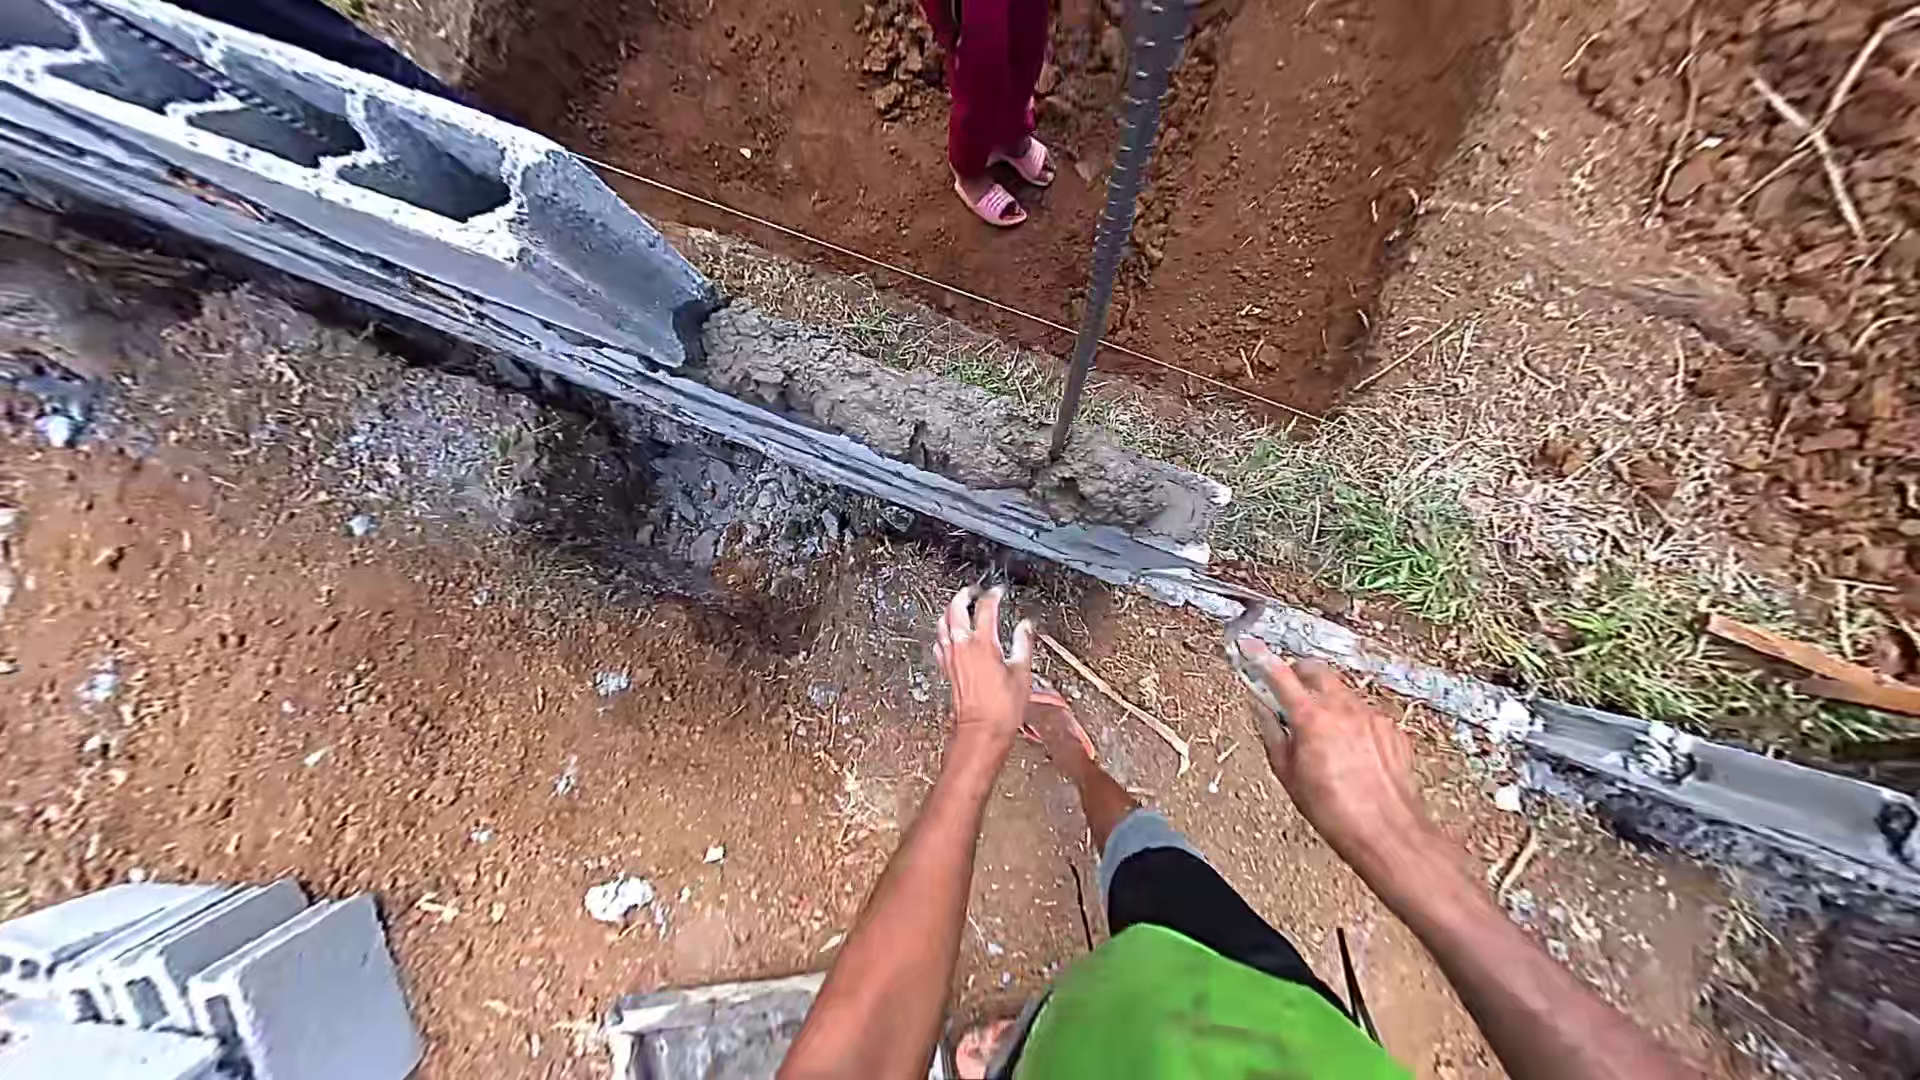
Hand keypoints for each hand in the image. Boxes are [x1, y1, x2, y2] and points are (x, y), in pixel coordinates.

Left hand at [934, 586, 1033, 752]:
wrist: (981, 731)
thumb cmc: (1002, 707)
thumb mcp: (1022, 673)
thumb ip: (1023, 644)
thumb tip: (1026, 627)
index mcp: (983, 643)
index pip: (985, 607)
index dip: (992, 595)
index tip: (998, 591)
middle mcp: (963, 646)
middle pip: (956, 609)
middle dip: (964, 595)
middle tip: (973, 591)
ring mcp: (951, 657)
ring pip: (943, 624)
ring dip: (950, 611)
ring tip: (959, 606)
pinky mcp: (946, 669)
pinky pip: (940, 643)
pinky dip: (943, 633)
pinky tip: (948, 635)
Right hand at [1239, 639, 1434, 873]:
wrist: (1388, 834)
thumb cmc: (1331, 808)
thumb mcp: (1285, 770)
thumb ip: (1270, 730)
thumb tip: (1259, 706)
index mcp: (1311, 716)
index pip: (1278, 674)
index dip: (1260, 656)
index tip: (1248, 645)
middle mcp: (1343, 708)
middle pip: (1315, 669)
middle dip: (1297, 673)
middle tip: (1287, 692)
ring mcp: (1371, 717)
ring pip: (1340, 690)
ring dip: (1323, 698)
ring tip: (1318, 729)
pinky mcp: (1391, 730)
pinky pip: (1363, 712)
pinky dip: (1349, 719)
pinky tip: (1347, 748)